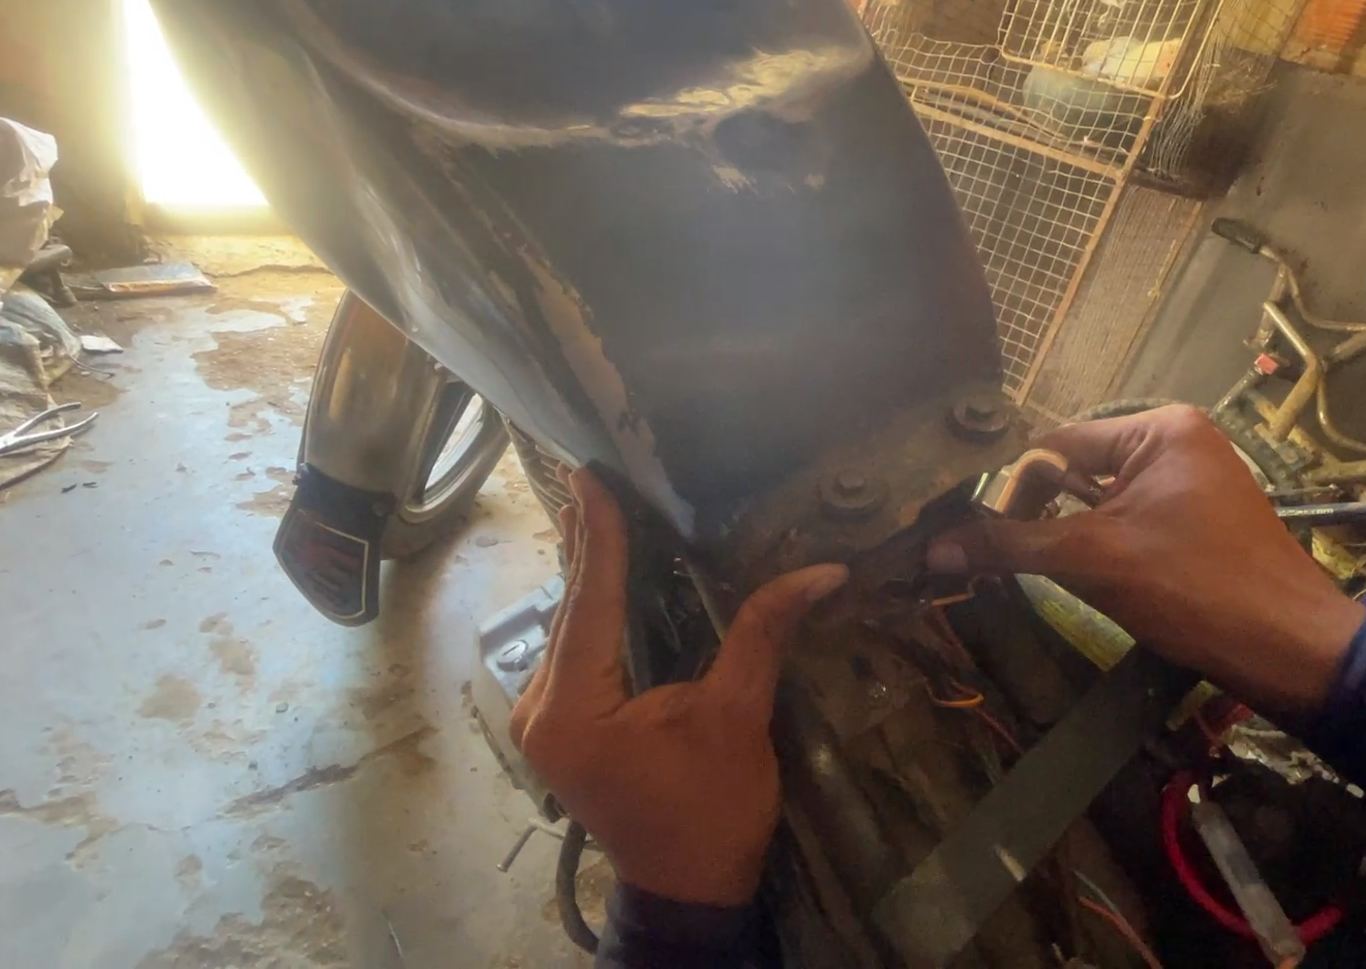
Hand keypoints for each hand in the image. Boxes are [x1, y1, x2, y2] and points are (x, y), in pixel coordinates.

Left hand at [509, 469, 849, 905]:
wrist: (687, 889)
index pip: (592, 600)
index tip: (590, 476)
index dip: (600, 534)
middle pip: (573, 606)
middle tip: (591, 476)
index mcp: (574, 707)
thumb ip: (762, 633)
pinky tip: (604, 566)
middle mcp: (543, 706)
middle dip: (588, 540)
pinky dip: (595, 601)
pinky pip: (578, 644)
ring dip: (589, 567)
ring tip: (593, 504)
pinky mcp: (565, 721)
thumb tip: (822, 571)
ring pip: (571, 623)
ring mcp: (547, 716)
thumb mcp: (738, 717)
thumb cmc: (710, 810)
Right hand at [927, 405, 1363, 717]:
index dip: (1013, 489)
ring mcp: (1189, 481)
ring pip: (1098, 500)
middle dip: (1039, 513)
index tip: (980, 532)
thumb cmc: (1192, 588)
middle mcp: (1174, 441)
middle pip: (1076, 472)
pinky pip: (1126, 520)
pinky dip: (1097, 543)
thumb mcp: (1090, 560)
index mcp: (1157, 428)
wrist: (1294, 655)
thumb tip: (932, 548)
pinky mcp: (1194, 518)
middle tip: (1001, 553)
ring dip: (1065, 532)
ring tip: (1036, 565)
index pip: (1057, 446)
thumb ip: (1008, 546)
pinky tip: (1081, 574)